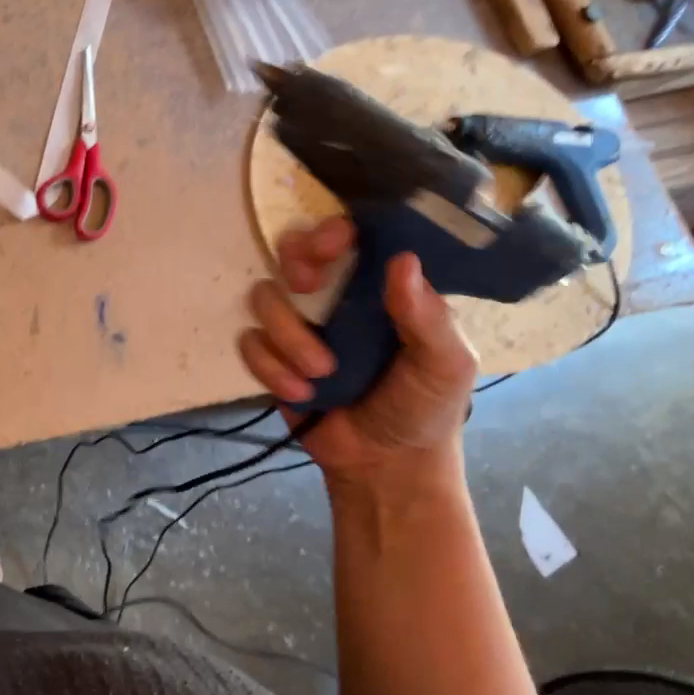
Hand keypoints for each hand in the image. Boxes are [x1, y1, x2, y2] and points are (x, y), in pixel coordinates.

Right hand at [237, 217, 478, 489]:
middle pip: (291, 251)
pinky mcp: (269, 356)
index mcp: (378, 288)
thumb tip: (402, 261)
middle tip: (308, 289)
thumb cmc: (425, 407)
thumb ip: (427, 317)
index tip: (332, 246)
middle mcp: (332, 297)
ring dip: (288, 336)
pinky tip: (301, 393)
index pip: (348, 238)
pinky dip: (271, 368)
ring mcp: (297, 325)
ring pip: (265, 298)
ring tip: (320, 375)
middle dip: (294, 264)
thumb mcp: (444, 365)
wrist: (384, 463)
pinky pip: (249, 342)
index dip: (330, 231)